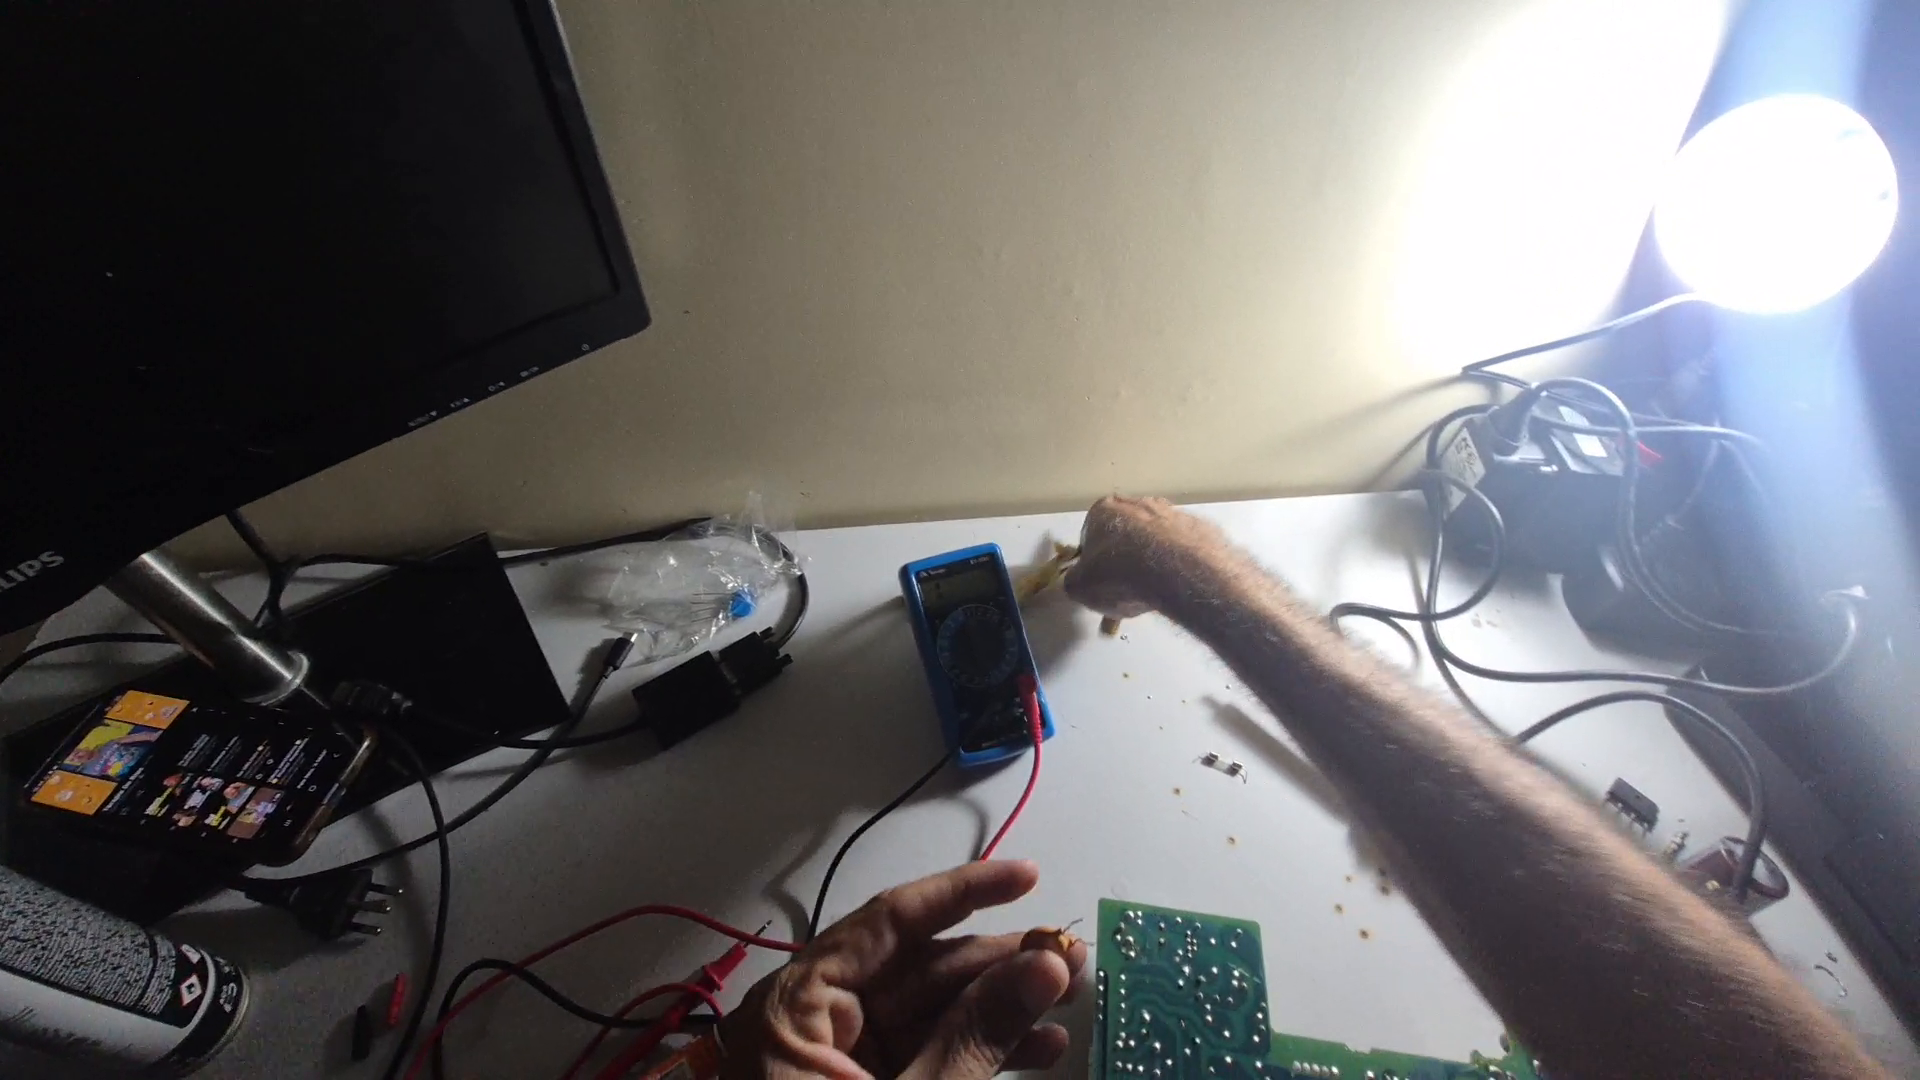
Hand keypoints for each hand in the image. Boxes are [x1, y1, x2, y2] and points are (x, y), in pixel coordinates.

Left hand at [720, 861, 1086, 1079]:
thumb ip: (975, 1036)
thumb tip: (1045, 963)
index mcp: (802, 1002)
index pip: (892, 919)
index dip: (964, 890)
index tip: (1026, 875)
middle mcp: (821, 1014)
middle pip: (922, 965)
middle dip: (997, 961)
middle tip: (1068, 953)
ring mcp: (844, 1056)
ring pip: (935, 1009)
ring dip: (1001, 1007)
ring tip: (1068, 998)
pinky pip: (932, 1051)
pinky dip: (983, 1051)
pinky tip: (1041, 1051)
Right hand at [1065, 495, 1229, 617]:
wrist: (1176, 574)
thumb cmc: (1118, 575)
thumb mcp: (1079, 587)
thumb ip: (1076, 580)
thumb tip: (1080, 582)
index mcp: (1103, 509)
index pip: (1091, 534)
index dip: (1094, 561)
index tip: (1100, 582)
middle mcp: (1138, 502)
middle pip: (1126, 533)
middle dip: (1125, 558)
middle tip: (1127, 589)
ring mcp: (1173, 512)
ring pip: (1156, 539)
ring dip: (1153, 561)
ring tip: (1154, 592)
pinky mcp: (1200, 528)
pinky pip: (1184, 548)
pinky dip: (1180, 564)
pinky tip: (1177, 585)